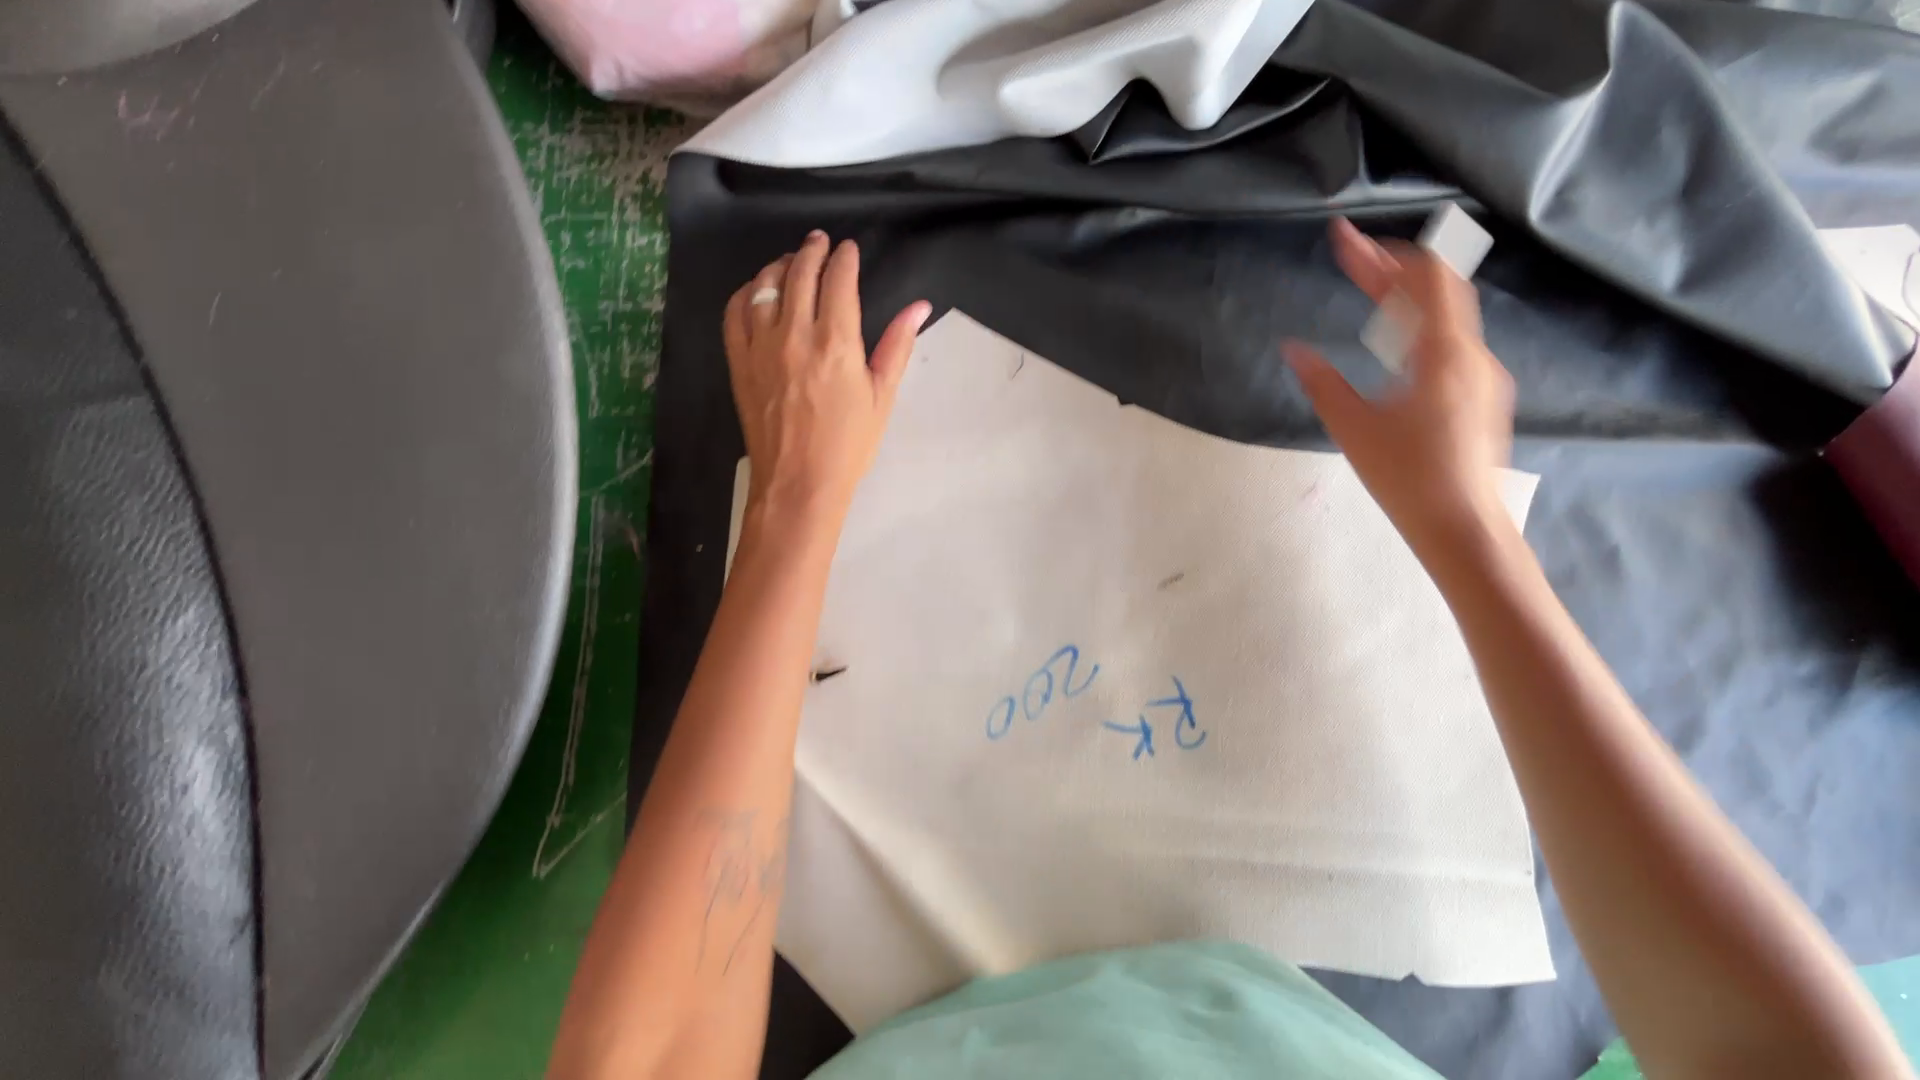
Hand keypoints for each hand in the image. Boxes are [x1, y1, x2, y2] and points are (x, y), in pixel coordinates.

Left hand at [723, 230, 931, 530]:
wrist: (798, 484)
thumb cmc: (848, 445)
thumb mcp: (882, 397)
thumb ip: (897, 346)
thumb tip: (919, 307)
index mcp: (837, 343)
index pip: (838, 281)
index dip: (845, 259)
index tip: (849, 250)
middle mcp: (795, 335)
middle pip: (800, 274)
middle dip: (812, 251)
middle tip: (819, 242)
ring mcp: (761, 348)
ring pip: (764, 286)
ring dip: (779, 266)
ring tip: (790, 261)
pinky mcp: (739, 363)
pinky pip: (735, 313)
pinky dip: (746, 293)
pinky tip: (756, 290)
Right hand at [1285, 217, 1516, 558]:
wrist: (1462, 525)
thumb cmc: (1407, 478)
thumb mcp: (1353, 428)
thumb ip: (1322, 383)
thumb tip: (1293, 349)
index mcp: (1444, 353)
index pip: (1424, 277)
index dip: (1382, 252)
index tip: (1345, 237)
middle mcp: (1472, 354)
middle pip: (1438, 289)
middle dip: (1392, 268)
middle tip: (1352, 256)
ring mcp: (1482, 375)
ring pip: (1447, 315)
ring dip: (1407, 296)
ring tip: (1369, 291)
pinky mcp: (1480, 395)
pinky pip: (1450, 340)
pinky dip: (1420, 324)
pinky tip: (1395, 342)